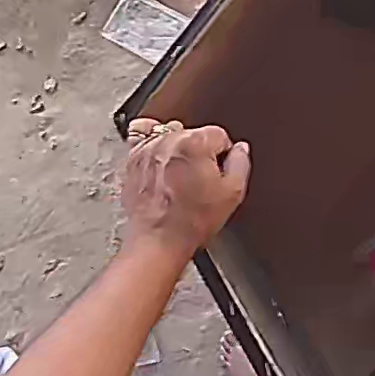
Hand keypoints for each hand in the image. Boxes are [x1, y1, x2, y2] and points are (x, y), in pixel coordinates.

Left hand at [121, 119, 250, 259]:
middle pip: (194, 135)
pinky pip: (147, 146)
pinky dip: (156, 156)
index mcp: (195, 143)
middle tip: (200, 182)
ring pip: (172, 139)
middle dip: (200, 154)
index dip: (223, 156)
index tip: (218, 173)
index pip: (219, 134)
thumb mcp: (232, 193)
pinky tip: (163, 173)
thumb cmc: (191, 221)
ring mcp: (147, 149)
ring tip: (179, 181)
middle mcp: (168, 140)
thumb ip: (241, 163)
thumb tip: (240, 149)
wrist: (159, 240)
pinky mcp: (133, 161)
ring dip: (178, 155)